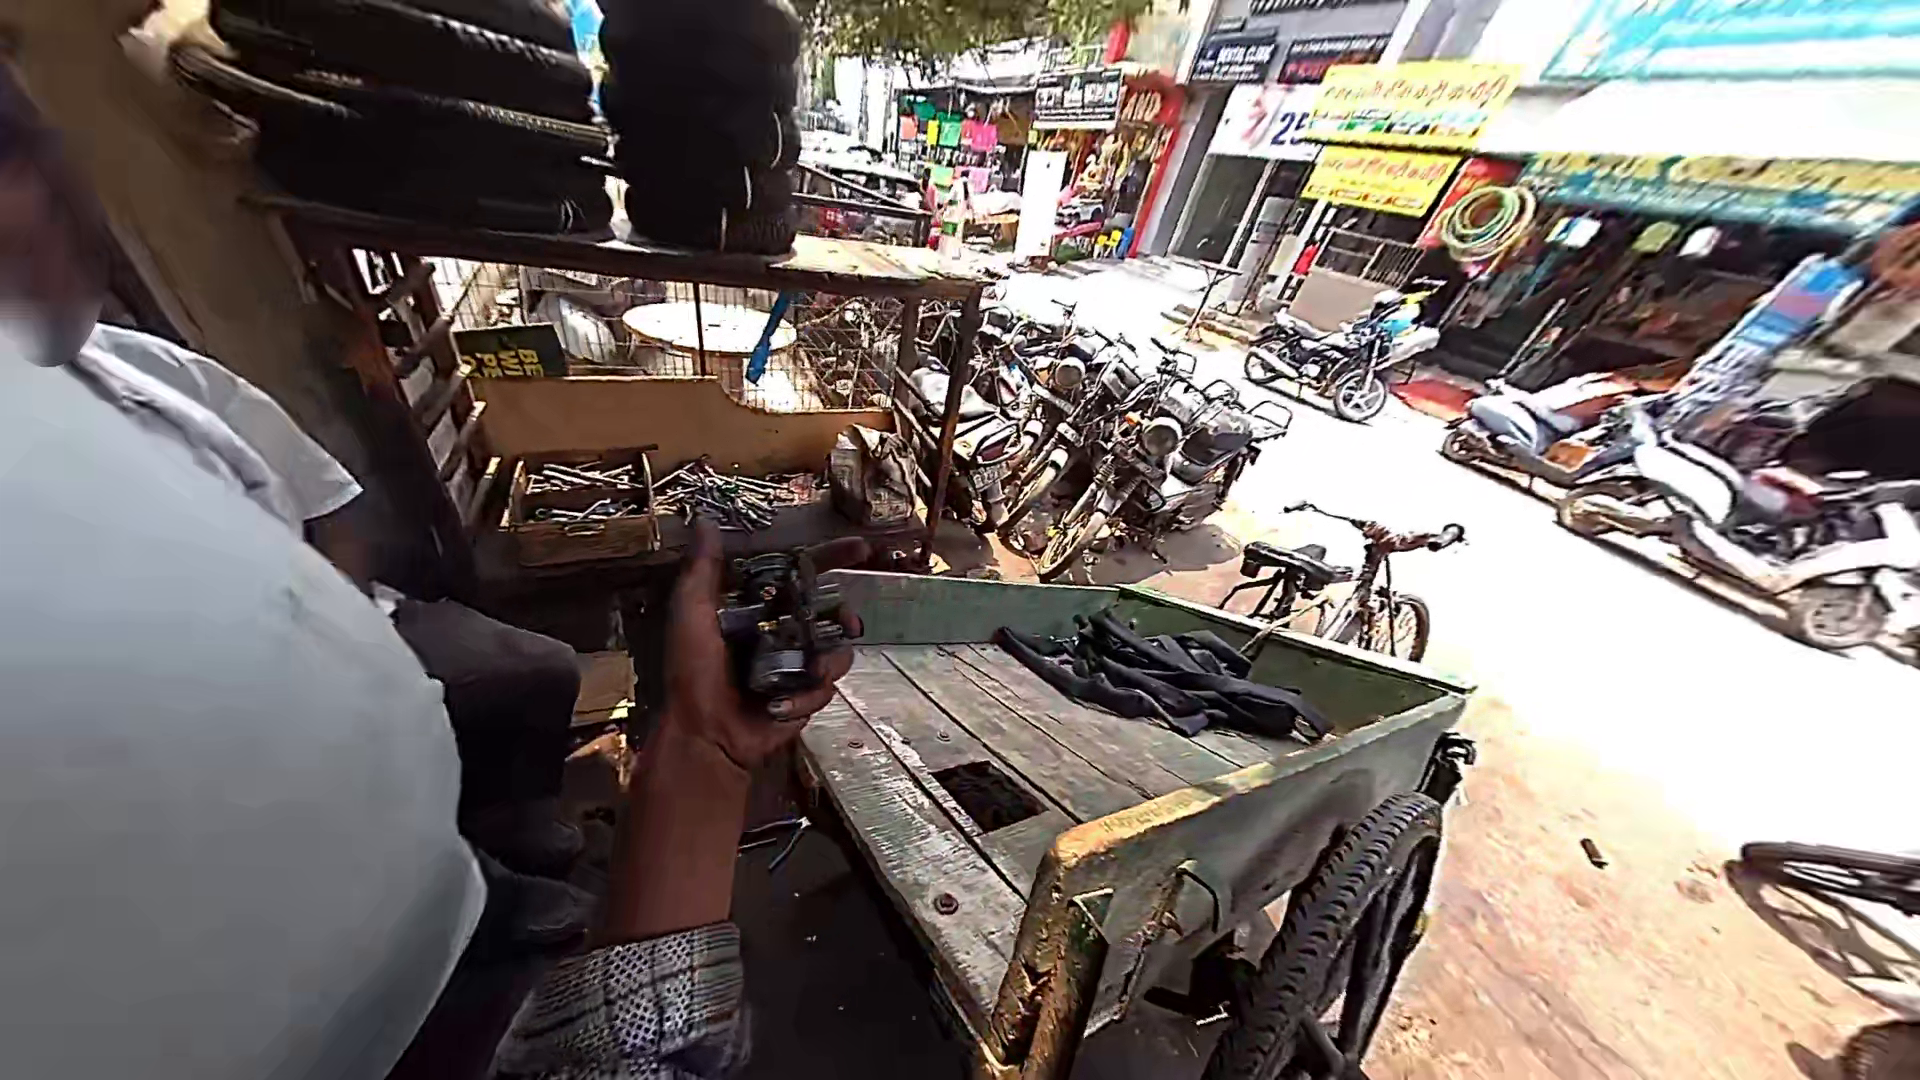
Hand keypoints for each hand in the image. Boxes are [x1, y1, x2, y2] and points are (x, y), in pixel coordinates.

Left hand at [663, 519, 866, 771]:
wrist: (705, 735)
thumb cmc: (694, 673)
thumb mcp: (692, 615)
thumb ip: (703, 570)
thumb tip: (704, 521)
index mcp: (763, 606)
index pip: (803, 573)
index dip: (833, 558)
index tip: (861, 548)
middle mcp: (786, 629)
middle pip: (832, 612)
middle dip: (845, 616)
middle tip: (847, 623)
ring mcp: (800, 663)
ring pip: (838, 650)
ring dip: (830, 660)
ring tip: (815, 671)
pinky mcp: (807, 693)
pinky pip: (827, 687)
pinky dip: (808, 695)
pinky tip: (781, 706)